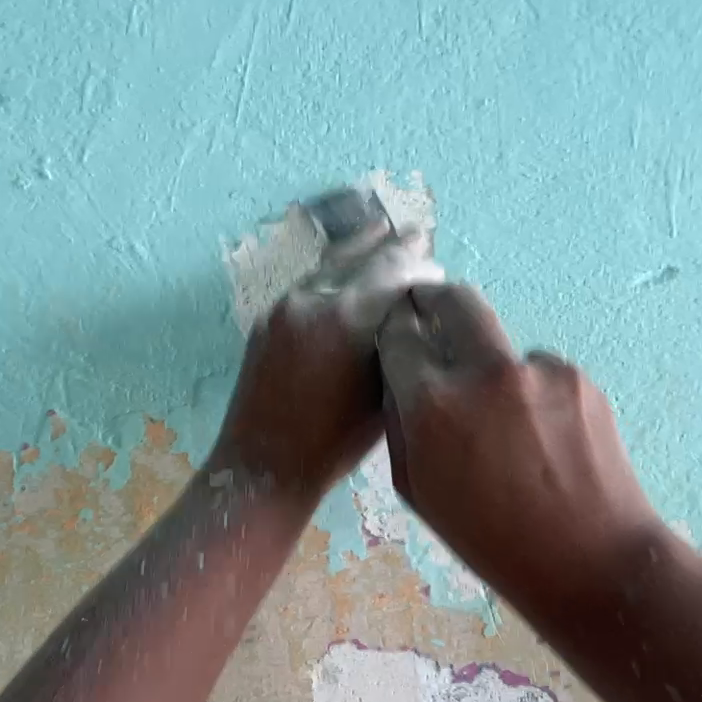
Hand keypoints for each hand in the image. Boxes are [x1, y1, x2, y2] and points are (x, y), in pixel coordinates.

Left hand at [210, 225, 441, 502]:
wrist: (263, 466)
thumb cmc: (334, 443)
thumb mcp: (383, 394)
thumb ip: (398, 344)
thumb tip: (411, 313)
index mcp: (345, 317)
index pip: (392, 267)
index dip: (419, 263)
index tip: (437, 266)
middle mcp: (311, 300)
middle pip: (358, 256)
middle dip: (391, 245)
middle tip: (418, 235)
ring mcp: (282, 308)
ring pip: (329, 267)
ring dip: (359, 254)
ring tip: (382, 237)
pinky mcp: (266, 321)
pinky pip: (307, 286)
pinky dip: (333, 277)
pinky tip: (346, 279)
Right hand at [375, 284, 663, 588]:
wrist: (590, 561)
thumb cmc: (487, 539)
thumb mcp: (416, 490)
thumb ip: (401, 424)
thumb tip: (401, 378)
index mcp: (433, 404)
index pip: (401, 334)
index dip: (396, 331)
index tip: (398, 333)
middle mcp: (485, 372)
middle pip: (454, 300)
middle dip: (434, 300)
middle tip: (429, 310)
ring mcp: (539, 370)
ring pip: (500, 346)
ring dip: (491, 368)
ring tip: (508, 427)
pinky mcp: (578, 378)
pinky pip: (539, 372)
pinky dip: (532, 393)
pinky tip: (543, 438)